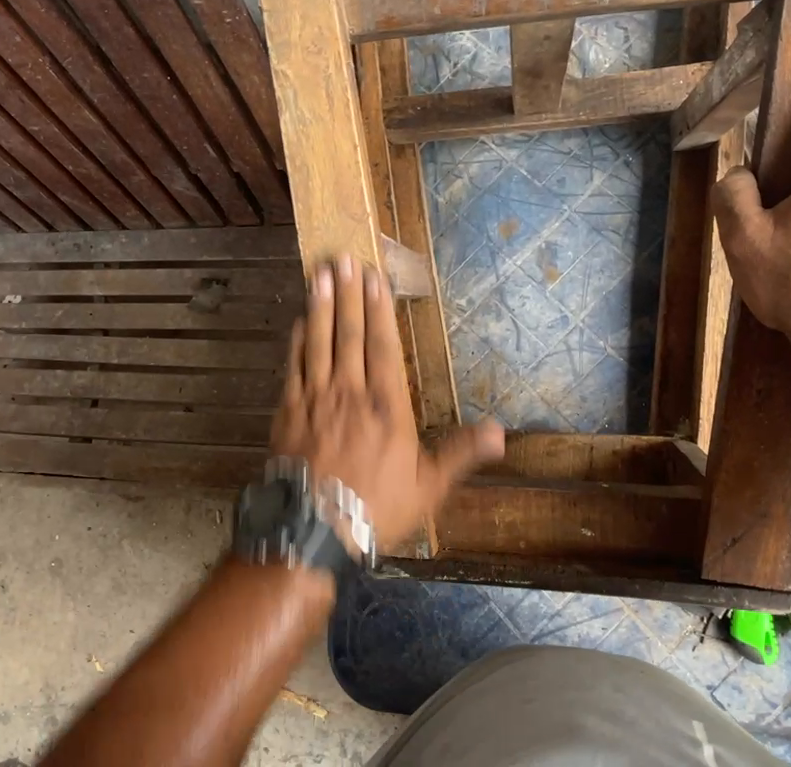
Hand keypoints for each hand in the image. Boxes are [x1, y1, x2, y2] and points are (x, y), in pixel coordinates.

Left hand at [270, 255, 504, 551]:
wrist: (314, 530)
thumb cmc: (377, 508)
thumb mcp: (429, 486)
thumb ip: (461, 453)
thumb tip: (502, 433)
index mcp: (386, 406)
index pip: (382, 345)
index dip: (379, 308)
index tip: (375, 277)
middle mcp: (349, 392)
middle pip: (349, 334)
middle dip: (349, 294)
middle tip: (344, 259)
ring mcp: (315, 399)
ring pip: (318, 342)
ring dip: (321, 306)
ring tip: (321, 274)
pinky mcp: (288, 411)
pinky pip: (293, 366)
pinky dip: (297, 340)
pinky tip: (299, 320)